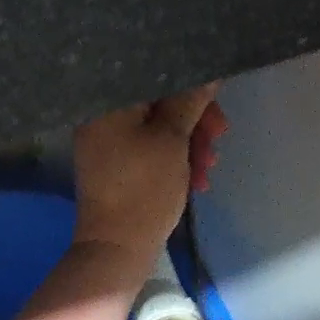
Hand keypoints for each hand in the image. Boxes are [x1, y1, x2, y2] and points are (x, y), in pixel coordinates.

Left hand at [71, 84, 227, 265]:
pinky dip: (173, 157)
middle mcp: (101, 115)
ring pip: (157, 126)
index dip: (190, 84)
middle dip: (193, 119)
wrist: (117, 249)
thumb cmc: (144, 190)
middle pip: (157, 100)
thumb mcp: (173, 140)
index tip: (216, 102)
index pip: (154, 73)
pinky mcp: (115, 165)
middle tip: (219, 137)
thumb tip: (207, 71)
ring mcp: (106, 142)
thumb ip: (190, 100)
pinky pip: (148, 147)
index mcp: (108, 102)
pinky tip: (196, 179)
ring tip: (207, 168)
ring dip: (188, 142)